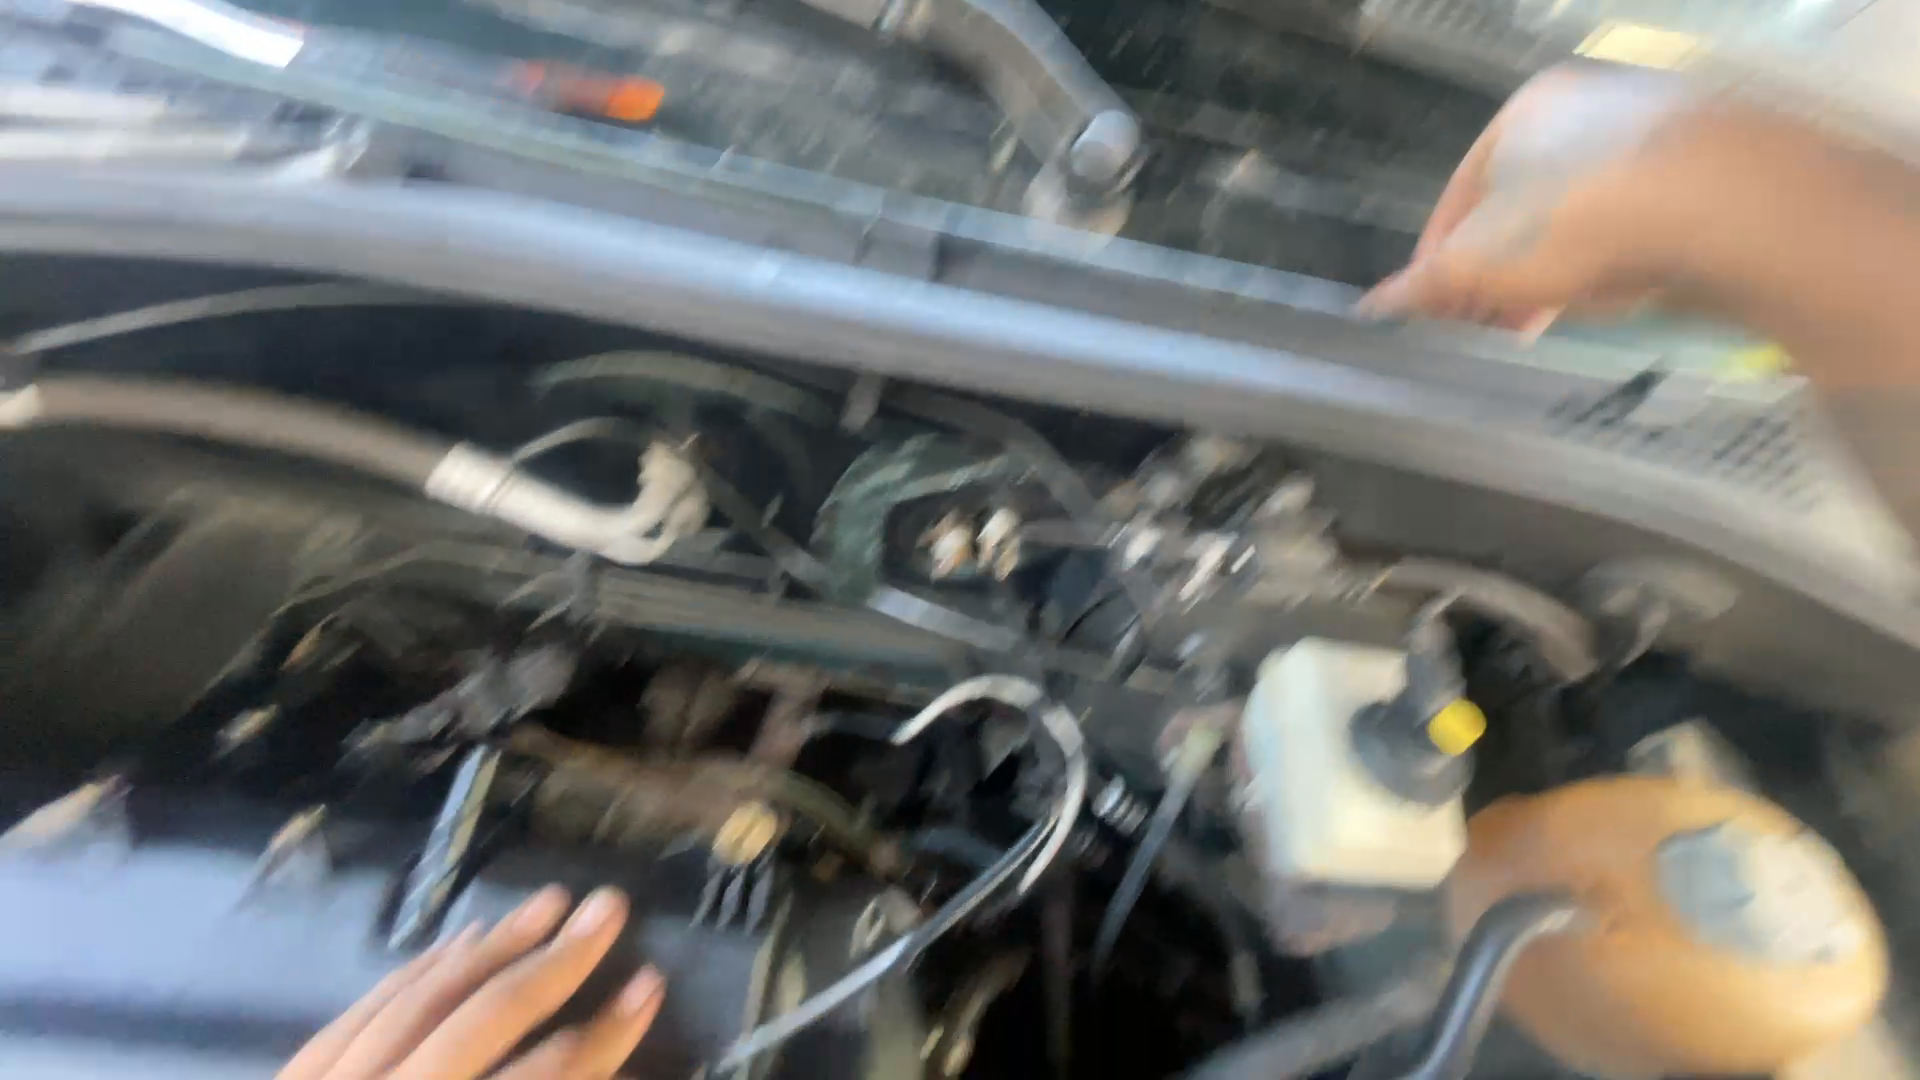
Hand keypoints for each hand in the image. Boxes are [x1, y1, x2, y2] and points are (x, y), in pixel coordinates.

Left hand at [279, 886, 663, 1079]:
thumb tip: (604, 1079)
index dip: (604, 1038)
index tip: (652, 985)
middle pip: (482, 1025)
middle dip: (556, 963)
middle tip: (610, 907)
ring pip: (421, 1001)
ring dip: (494, 946)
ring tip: (549, 901)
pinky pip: (361, 1013)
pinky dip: (420, 970)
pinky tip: (462, 937)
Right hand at [1359, 64, 1701, 333]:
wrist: (1730, 207)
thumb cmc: (1571, 223)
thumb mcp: (1471, 266)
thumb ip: (1416, 288)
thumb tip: (1370, 309)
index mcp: (1524, 112)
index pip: (1453, 202)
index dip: (1435, 265)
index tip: (1434, 310)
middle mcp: (1590, 105)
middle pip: (1513, 213)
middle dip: (1490, 276)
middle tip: (1479, 325)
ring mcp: (1654, 129)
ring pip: (1569, 220)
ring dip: (1539, 277)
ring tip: (1527, 326)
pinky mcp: (1708, 163)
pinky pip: (1627, 220)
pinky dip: (1600, 261)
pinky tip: (1591, 299)